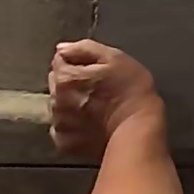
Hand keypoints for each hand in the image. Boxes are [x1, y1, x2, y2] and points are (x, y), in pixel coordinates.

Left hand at [48, 40, 163, 157]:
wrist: (138, 130)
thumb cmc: (130, 89)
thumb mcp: (114, 58)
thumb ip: (84, 48)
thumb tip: (62, 48)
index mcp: (66, 78)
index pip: (60, 60)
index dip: (79, 60)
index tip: (96, 68)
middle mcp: (56, 102)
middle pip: (57, 83)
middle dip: (73, 81)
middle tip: (98, 86)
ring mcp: (59, 125)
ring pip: (60, 105)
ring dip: (72, 102)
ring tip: (97, 106)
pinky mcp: (65, 144)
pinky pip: (63, 128)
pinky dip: (73, 124)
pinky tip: (91, 123)